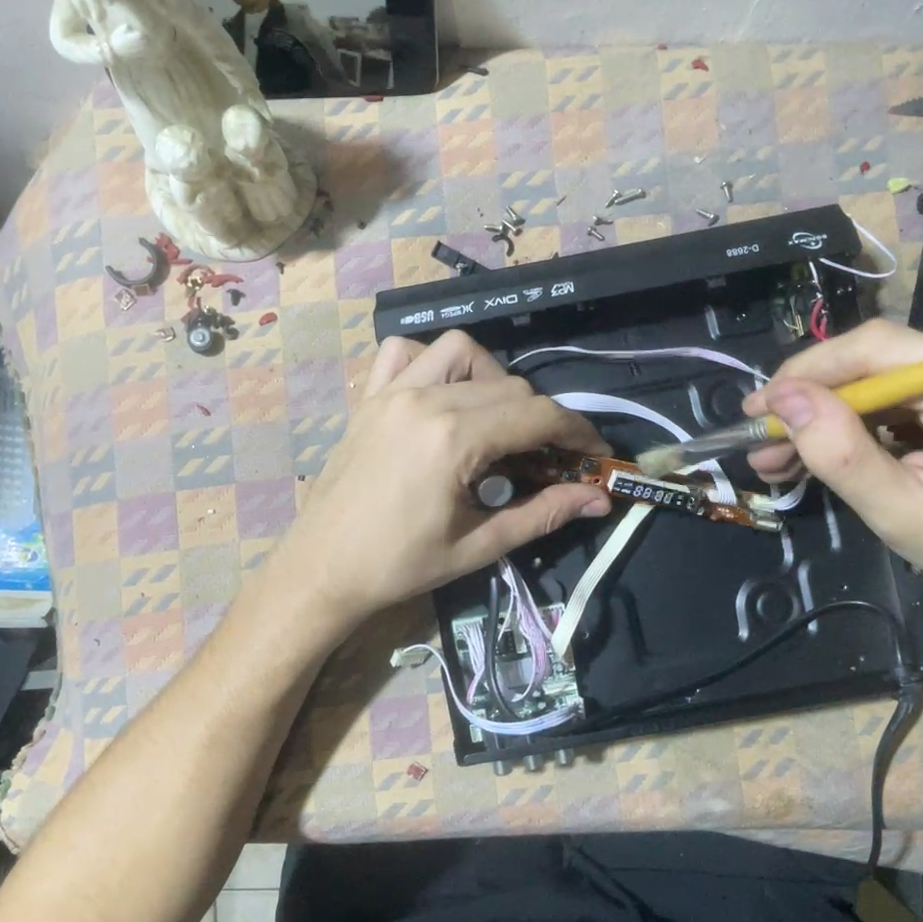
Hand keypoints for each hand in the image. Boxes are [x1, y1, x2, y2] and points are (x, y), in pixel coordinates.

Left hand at [272, 331, 610, 623]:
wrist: (322, 569)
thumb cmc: (399, 566)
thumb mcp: (478, 545)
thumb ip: (543, 514)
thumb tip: (600, 498)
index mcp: (453, 439)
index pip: (536, 415)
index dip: (577, 432)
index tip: (594, 455)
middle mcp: (424, 400)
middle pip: (508, 386)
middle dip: (542, 418)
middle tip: (548, 458)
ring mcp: (391, 392)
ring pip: (460, 352)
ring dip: (491, 379)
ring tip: (495, 423)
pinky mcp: (369, 398)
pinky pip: (406, 353)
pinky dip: (432, 363)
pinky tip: (441, 397)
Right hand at [743, 319, 922, 619]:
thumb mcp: (904, 515)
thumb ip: (842, 454)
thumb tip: (782, 399)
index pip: (884, 351)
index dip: (811, 374)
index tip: (757, 410)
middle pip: (883, 358)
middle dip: (814, 400)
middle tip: (762, 440)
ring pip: (887, 373)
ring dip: (830, 412)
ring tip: (780, 454)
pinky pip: (909, 388)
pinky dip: (862, 418)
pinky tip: (823, 446)